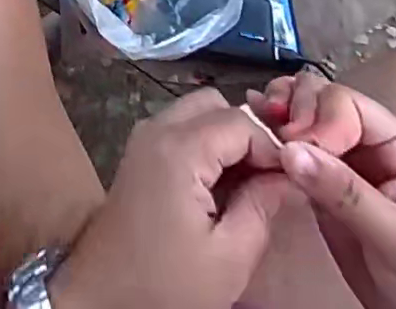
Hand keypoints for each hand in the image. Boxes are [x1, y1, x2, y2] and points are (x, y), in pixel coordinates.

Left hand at [51, 90, 290, 308]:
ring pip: (197, 111)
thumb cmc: (167, 281)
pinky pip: (180, 126)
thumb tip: (290, 176)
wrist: (103, 292)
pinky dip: (206, 142)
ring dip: (226, 137)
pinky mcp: (139, 149)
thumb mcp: (229, 257)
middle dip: (248, 134)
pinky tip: (221, 184)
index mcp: (178, 148)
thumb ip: (262, 207)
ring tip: (250, 184)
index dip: (272, 147)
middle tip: (270, 178)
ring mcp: (144, 135)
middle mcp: (157, 127)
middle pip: (215, 104)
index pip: (239, 121)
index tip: (292, 179)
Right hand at [248, 75, 395, 308]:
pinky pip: (293, 148)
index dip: (321, 118)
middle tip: (278, 132)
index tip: (300, 144)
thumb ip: (348, 194)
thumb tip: (292, 150)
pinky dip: (273, 129)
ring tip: (261, 114)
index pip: (351, 107)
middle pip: (324, 100)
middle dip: (298, 107)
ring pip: (306, 116)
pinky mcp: (321, 188)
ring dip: (281, 109)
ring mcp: (344, 167)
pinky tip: (256, 117)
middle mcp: (369, 148)